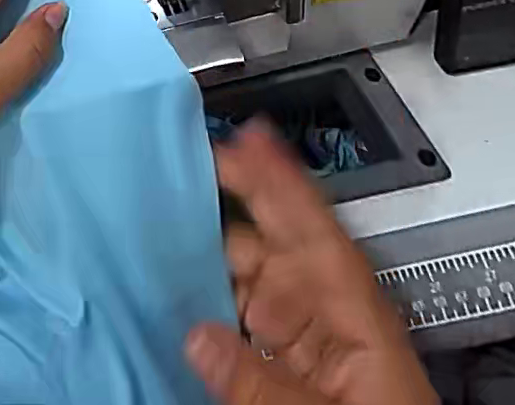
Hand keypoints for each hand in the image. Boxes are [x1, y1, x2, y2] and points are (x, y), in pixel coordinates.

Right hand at [185, 122, 435, 404]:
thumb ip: (261, 381)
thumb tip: (197, 337)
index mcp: (352, 305)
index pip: (311, 222)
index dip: (279, 172)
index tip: (247, 134)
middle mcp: (319, 304)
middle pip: (266, 230)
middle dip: (227, 189)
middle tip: (184, 155)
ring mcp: (294, 327)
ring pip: (241, 264)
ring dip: (205, 238)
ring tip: (162, 207)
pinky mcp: (272, 354)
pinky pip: (230, 303)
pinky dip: (200, 285)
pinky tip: (169, 272)